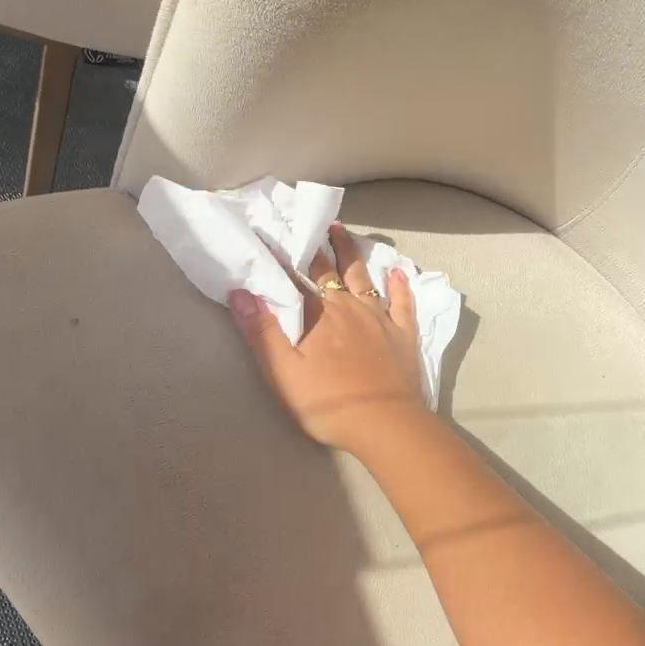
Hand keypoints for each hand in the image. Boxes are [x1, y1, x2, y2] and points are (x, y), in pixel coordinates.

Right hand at [230, 222, 430, 452]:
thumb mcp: (282, 372)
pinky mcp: (404, 335)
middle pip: (330, 271)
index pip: (296, 278)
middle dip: (316, 246)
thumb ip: (262, 331)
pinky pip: (403, 303)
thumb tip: (240, 291)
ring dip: (351, 253)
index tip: (271, 232)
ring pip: (364, 277)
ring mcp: (380, 319)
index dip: (283, 255)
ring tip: (341, 230)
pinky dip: (400, 285)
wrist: (383, 423)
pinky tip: (398, 271)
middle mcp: (349, 308)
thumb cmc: (327, 402)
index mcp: (318, 315)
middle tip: (306, 222)